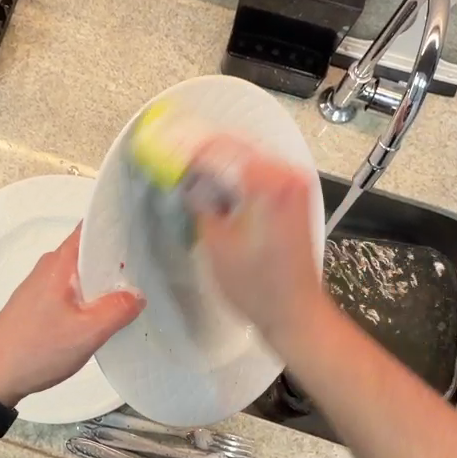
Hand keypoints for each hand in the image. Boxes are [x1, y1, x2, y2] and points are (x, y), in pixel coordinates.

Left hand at [0, 226, 143, 405]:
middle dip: (119, 256)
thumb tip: (139, 294)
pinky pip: (74, 288)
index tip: (146, 231)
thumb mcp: (87, 333)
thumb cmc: (38, 349)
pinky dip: (92, 294)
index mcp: (61, 262)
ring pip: (83, 271)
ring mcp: (44, 283)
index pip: (92, 226)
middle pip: (91, 249)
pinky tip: (106, 310)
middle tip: (151, 266)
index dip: (119, 224)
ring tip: (135, 290)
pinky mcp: (41, 301)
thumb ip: (118, 310)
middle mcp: (51, 265)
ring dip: (106, 279)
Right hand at [188, 136, 330, 341]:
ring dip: (216, 161)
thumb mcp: (216, 243)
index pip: (217, 150)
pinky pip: (258, 170)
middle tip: (168, 154)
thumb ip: (200, 202)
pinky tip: (213, 184)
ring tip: (186, 170)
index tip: (162, 148)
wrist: (294, 310)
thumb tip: (188, 182)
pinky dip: (234, 174)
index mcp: (268, 183)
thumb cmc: (261, 288)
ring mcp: (294, 183)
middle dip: (199, 151)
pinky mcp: (294, 194)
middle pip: (233, 146)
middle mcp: (286, 175)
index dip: (183, 149)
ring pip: (245, 156)